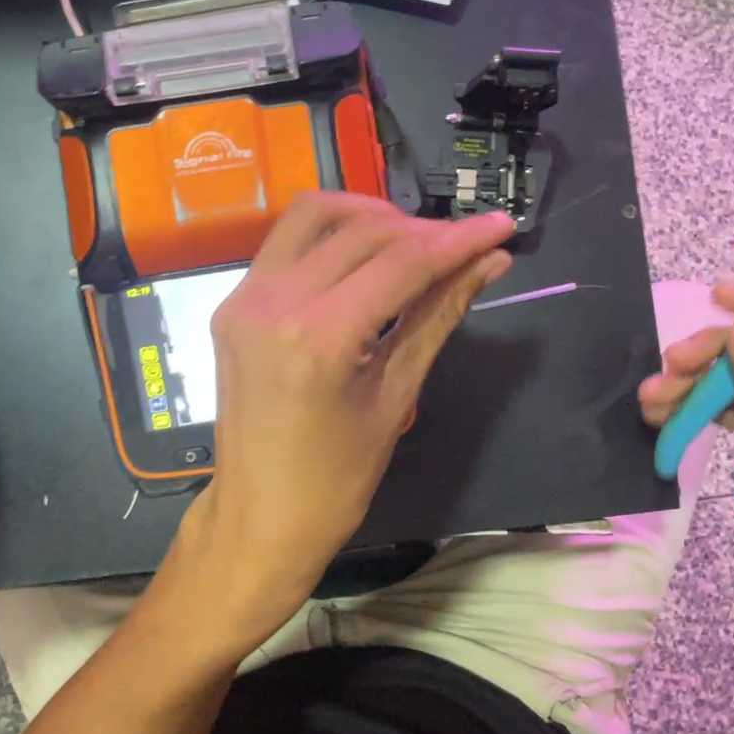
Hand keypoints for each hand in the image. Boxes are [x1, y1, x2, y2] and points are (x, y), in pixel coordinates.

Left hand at [174, 192, 513, 637]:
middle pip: (362, 232)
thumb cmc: (336, 480)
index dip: (458, 240)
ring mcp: (243, 298)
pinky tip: (367, 258)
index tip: (500, 227)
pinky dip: (333, 236)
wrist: (259, 518)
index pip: (401, 262)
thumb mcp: (397, 396)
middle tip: (466, 244)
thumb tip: (490, 263)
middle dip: (423, 230)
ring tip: (416, 243)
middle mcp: (272, 302)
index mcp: (316, 338)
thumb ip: (439, 316)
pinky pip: (287, 242)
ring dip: (371, 217)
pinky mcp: (233, 302)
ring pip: (315, 216)